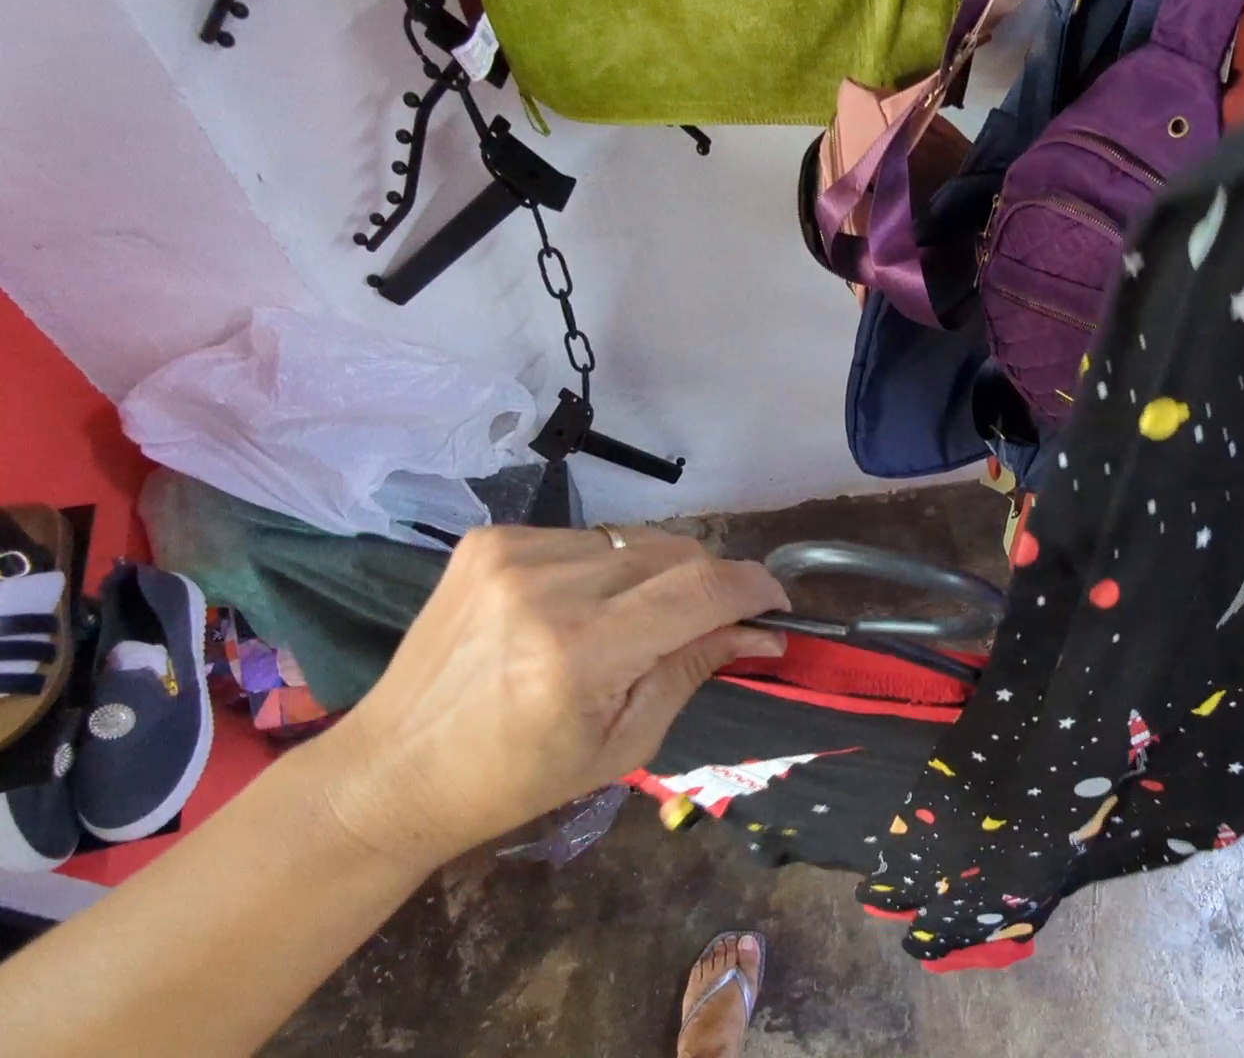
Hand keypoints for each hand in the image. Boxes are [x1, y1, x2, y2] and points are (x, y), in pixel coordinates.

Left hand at [315, 525, 790, 867]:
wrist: (393, 769)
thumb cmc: (517, 777)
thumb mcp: (626, 742)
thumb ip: (696, 668)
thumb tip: (763, 632)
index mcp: (582, 651)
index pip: (703, 589)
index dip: (756, 588)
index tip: (778, 604)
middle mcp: (547, 586)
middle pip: (677, 552)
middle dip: (712, 584)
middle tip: (710, 625)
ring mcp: (512, 554)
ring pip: (638, 540)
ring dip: (661, 575)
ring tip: (636, 622)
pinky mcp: (489, 540)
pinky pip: (591, 538)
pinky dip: (611, 567)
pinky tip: (584, 606)